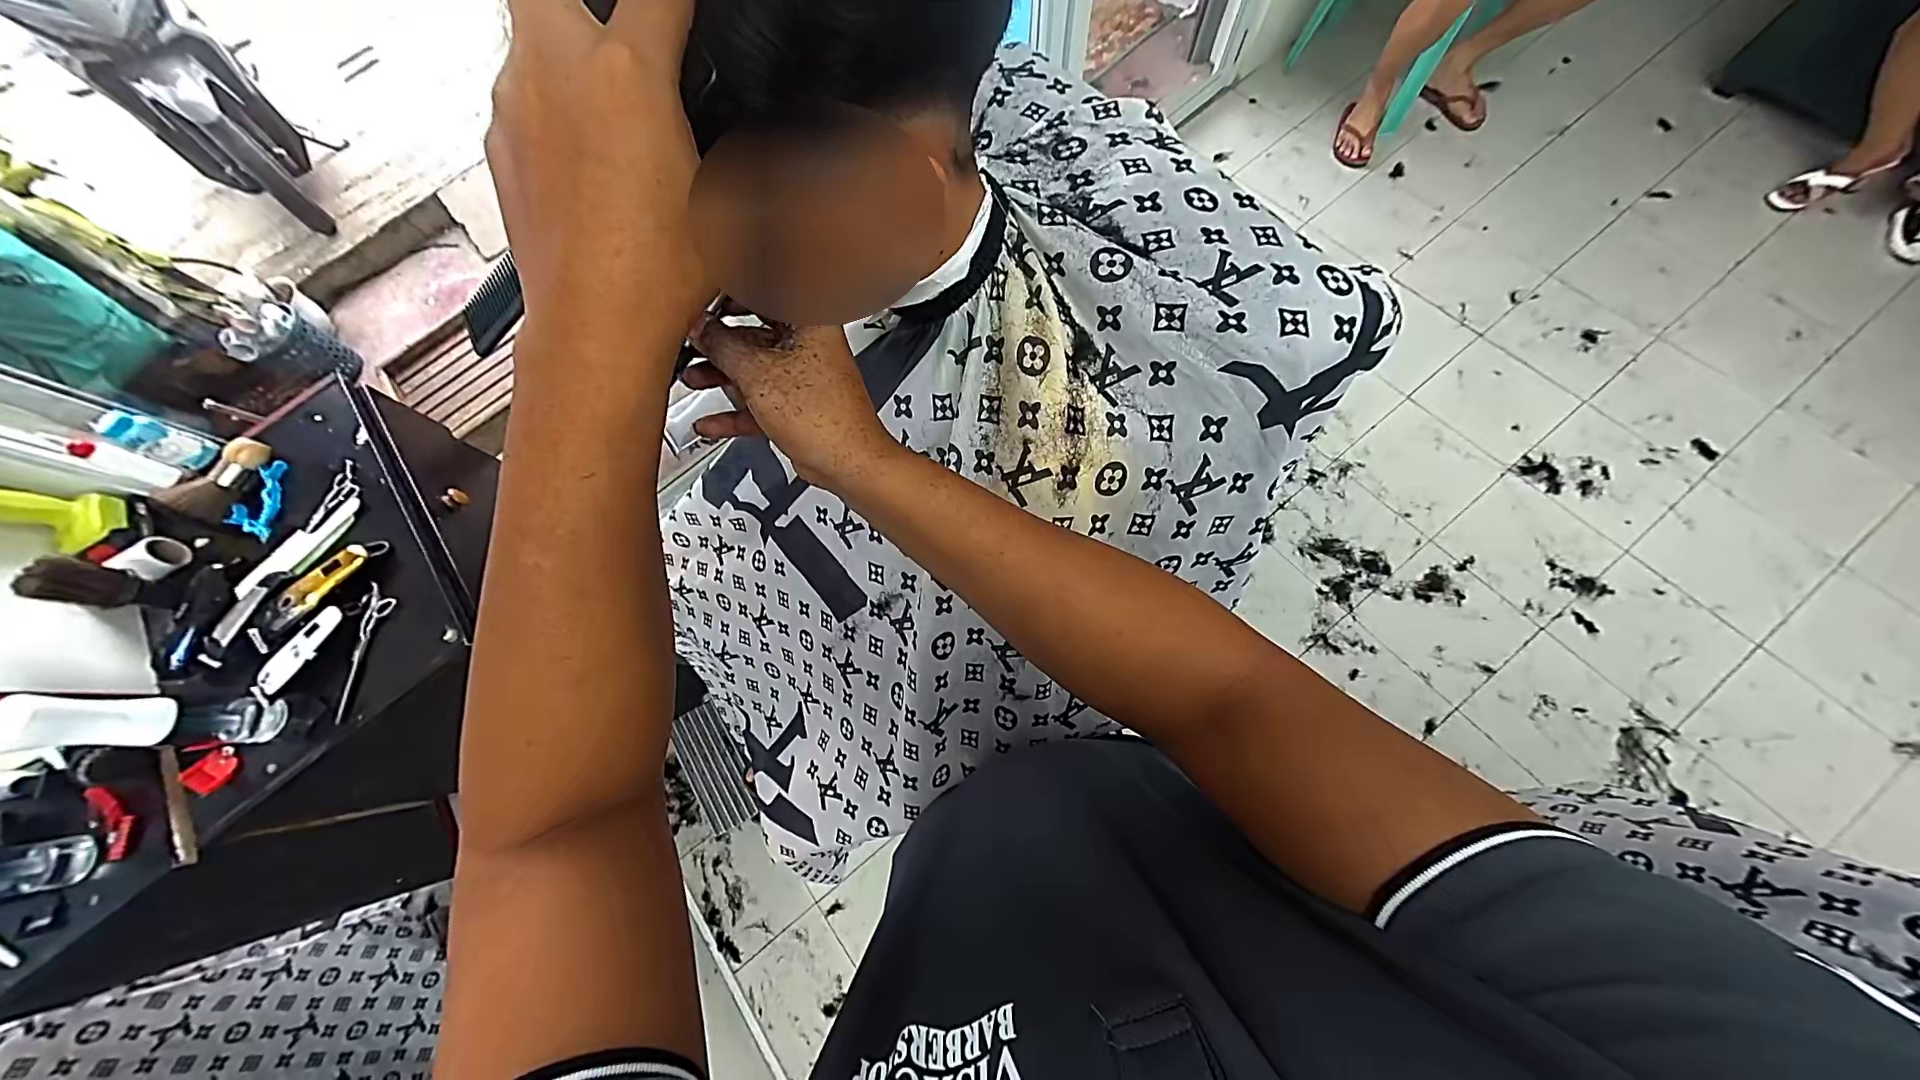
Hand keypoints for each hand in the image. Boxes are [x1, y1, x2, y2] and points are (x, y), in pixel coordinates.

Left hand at [487, 0, 710, 345]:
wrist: (596, 326)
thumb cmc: (655, 276)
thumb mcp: (726, 207)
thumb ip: (733, 155)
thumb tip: (741, 142)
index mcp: (627, 78)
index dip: (679, 3)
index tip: (685, 14)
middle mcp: (556, 74)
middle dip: (591, 3)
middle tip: (621, 36)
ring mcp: (515, 108)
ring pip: (529, 40)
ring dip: (570, 58)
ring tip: (614, 114)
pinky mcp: (499, 148)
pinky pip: (521, 101)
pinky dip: (553, 113)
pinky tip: (590, 163)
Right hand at [684, 314, 898, 488]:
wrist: (845, 462)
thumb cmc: (824, 417)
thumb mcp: (758, 373)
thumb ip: (722, 346)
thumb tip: (701, 330)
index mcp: (810, 323)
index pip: (765, 295)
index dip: (729, 296)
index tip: (703, 303)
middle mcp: (810, 346)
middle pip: (755, 334)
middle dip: (718, 343)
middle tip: (693, 342)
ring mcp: (804, 378)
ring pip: (755, 370)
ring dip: (722, 377)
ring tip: (693, 377)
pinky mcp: (798, 409)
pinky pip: (759, 404)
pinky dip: (736, 412)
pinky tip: (711, 421)